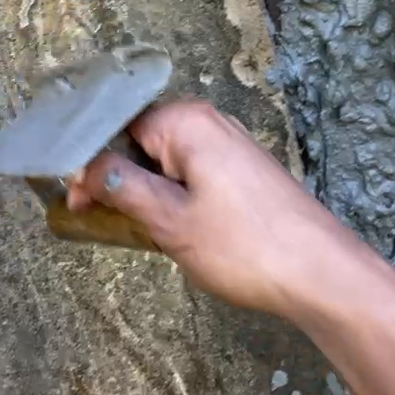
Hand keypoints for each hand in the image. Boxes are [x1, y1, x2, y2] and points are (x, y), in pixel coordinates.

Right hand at [66, 101, 367, 317]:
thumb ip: (122, 188)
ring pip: (166, 158)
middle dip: (117, 175)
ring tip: (130, 225)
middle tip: (96, 216)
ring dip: (144, 188)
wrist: (321, 272)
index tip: (74, 201)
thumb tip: (83, 168)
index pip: (119, 126)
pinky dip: (171, 193)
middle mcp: (207, 121)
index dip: (92, 162)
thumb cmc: (242, 245)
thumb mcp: (170, 221)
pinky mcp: (241, 169)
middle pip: (142, 139)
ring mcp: (228, 143)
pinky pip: (190, 171)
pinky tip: (167, 225)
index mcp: (186, 121)